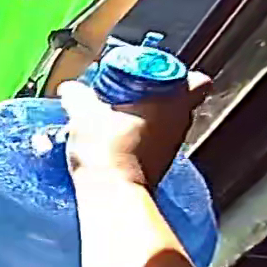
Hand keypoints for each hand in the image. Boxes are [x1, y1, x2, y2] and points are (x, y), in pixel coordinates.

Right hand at [57, 73, 210, 188]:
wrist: (111, 190)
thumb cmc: (107, 147)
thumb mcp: (83, 114)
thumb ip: (78, 97)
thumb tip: (70, 89)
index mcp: (173, 100)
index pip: (196, 79)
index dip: (176, 75)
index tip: (149, 77)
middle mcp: (180, 122)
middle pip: (178, 102)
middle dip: (155, 98)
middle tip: (127, 97)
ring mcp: (171, 146)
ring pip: (165, 124)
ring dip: (144, 121)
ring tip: (113, 121)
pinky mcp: (157, 165)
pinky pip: (151, 145)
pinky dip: (136, 141)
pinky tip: (112, 143)